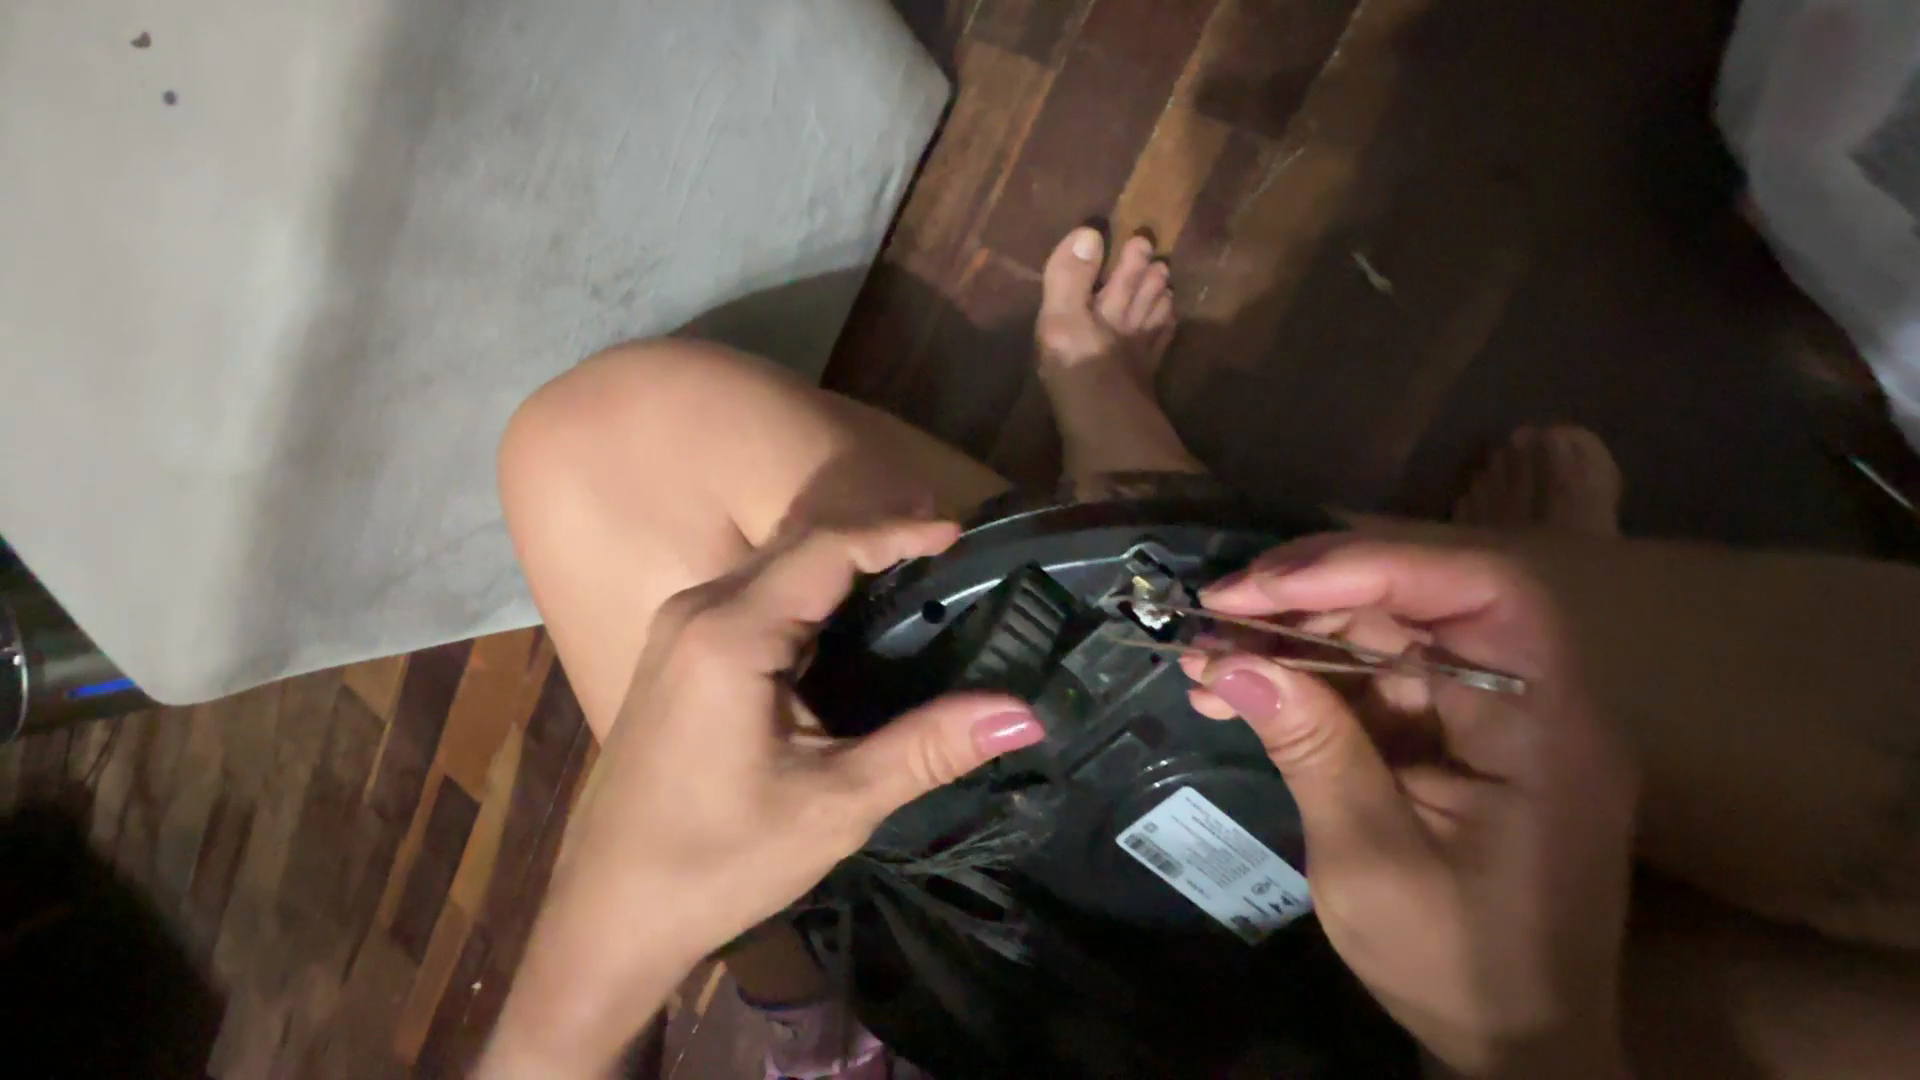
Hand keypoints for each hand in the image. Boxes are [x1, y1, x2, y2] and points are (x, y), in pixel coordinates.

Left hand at [482, 521, 1043, 1077]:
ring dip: (843, 561)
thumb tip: (1024, 715)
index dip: (895, 531)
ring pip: (775, 566)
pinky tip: (852, 615)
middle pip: (799, 545)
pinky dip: (812, 590)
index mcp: (729, 634)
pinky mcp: (677, 652)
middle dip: (875, 536)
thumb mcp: (836, 805)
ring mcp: (679, 628)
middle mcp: (697, 611)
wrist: (608, 915)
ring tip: (914, 569)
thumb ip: (929, 747)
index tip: (958, 530)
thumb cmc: (718, 861)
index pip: (826, 550)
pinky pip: (755, 595)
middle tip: (948, 546)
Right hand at [1186, 537, 1636, 1078]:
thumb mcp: (1373, 862)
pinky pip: (1357, 679)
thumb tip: (1231, 663)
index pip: (1477, 590)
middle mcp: (1519, 696)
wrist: (1510, 1041)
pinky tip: (1228, 692)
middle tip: (1212, 614)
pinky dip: (1291, 678)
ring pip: (1371, 633)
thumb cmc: (1460, 965)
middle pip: (1412, 599)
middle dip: (1301, 599)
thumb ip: (1312, 751)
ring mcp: (1472, 712)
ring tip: (1202, 659)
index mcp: (1545, 722)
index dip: (1368, 567)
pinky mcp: (1432, 731)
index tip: (1263, 589)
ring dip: (1281, 637)